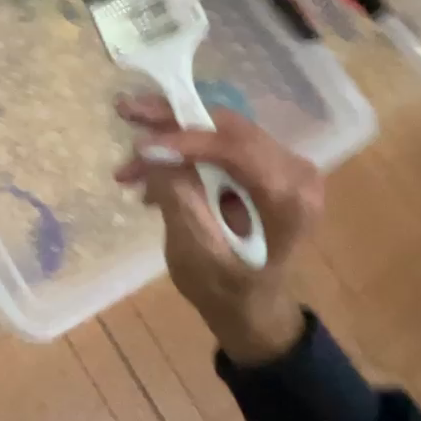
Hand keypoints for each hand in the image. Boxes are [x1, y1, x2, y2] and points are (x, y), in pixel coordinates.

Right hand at [113, 93, 324, 365]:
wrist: (250, 310)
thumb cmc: (225, 290)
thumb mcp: (195, 252)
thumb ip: (178, 197)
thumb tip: (151, 149)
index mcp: (289, 196)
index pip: (237, 147)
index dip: (186, 138)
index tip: (140, 143)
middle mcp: (295, 171)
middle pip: (228, 128)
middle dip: (172, 120)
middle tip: (126, 110)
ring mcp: (281, 166)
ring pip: (219, 131)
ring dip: (171, 138)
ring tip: (128, 164)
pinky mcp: (264, 168)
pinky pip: (220, 145)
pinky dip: (183, 153)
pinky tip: (150, 175)